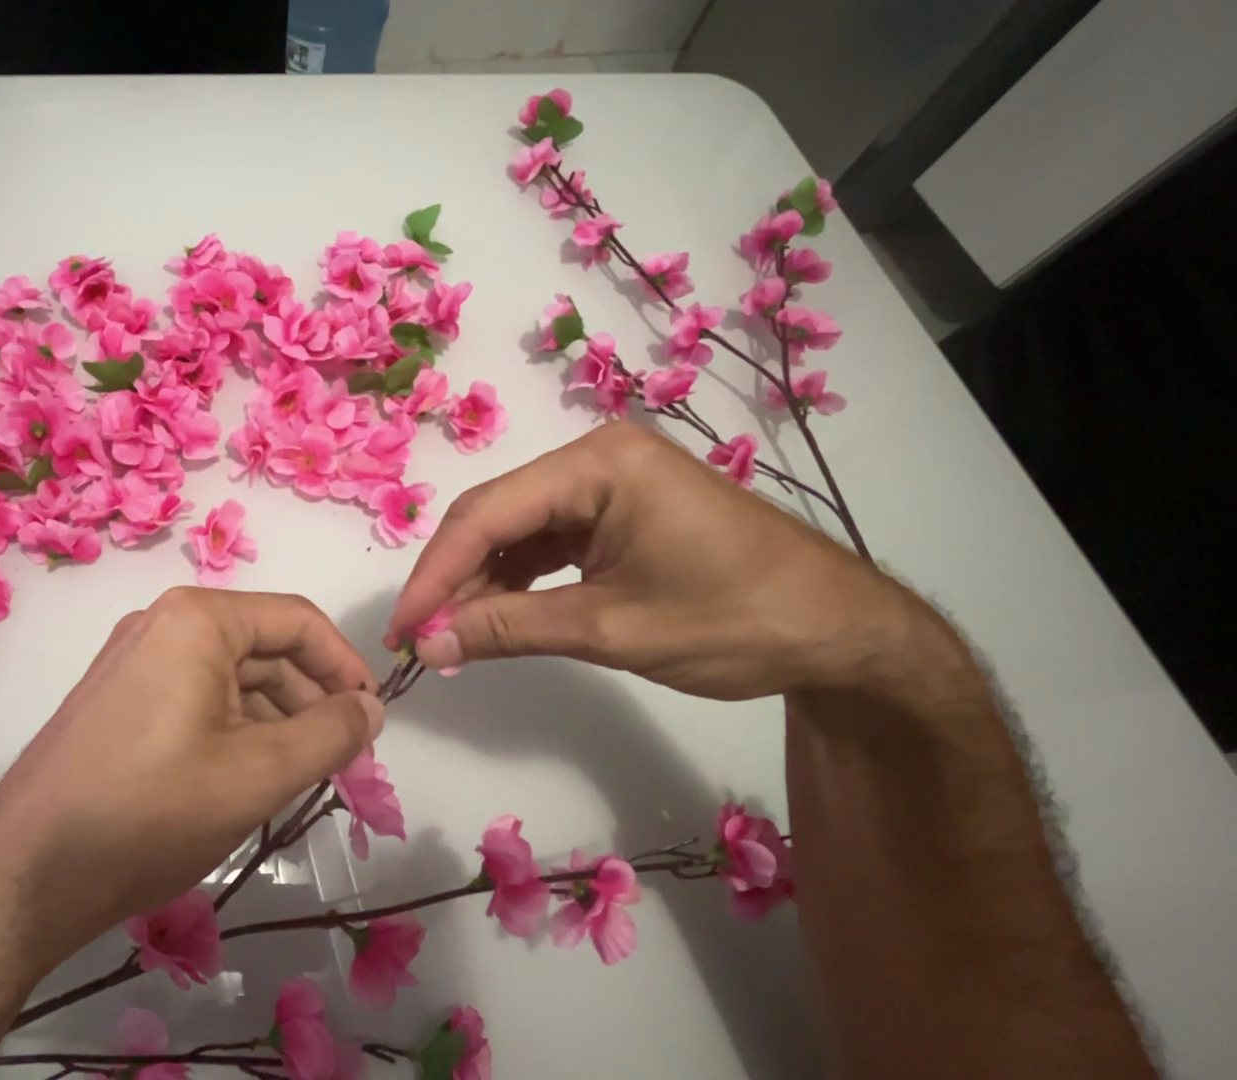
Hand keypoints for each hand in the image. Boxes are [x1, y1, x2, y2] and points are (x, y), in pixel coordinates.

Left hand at [0, 587, 381, 973]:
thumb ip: (331, 733)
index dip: (346, 666)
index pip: (297, 621)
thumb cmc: (151, 811)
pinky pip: (195, 699)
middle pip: (263, 648)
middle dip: (310, 699)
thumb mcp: (259, 773)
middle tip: (340, 759)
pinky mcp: (117, 702)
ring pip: (230, 678)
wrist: (27, 874)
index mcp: (197, 620)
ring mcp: (132, 663)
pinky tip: (247, 779)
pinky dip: (234, 731)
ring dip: (275, 720)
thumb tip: (371, 708)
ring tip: (298, 778)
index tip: (372, 720)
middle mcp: (161, 625)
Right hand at [387, 423, 920, 700]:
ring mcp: (609, 484)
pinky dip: (517, 580)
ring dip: (481, 582)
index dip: (434, 575)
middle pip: (495, 515)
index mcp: (598, 464)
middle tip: (420, 640)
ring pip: (517, 530)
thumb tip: (428, 645)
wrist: (843, 632)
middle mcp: (596, 458)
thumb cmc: (736, 621)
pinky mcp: (619, 512)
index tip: (401, 630)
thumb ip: (510, 629)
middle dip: (453, 579)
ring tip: (452, 637)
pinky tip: (495, 615)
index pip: (486, 515)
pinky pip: (548, 541)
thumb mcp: (612, 629)